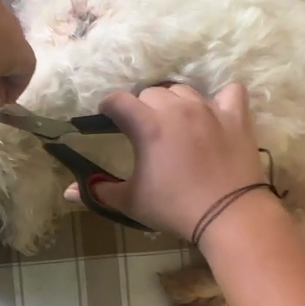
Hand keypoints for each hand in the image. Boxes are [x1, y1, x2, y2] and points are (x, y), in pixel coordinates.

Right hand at [64, 83, 279, 240]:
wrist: (230, 215)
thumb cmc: (175, 209)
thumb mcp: (132, 202)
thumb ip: (99, 192)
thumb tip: (68, 192)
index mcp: (147, 126)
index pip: (118, 101)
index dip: (108, 107)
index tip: (107, 119)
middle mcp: (177, 108)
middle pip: (150, 93)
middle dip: (141, 107)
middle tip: (142, 129)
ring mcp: (209, 109)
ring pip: (183, 90)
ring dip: (173, 102)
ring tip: (174, 122)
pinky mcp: (236, 116)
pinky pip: (228, 92)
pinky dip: (219, 100)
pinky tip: (214, 113)